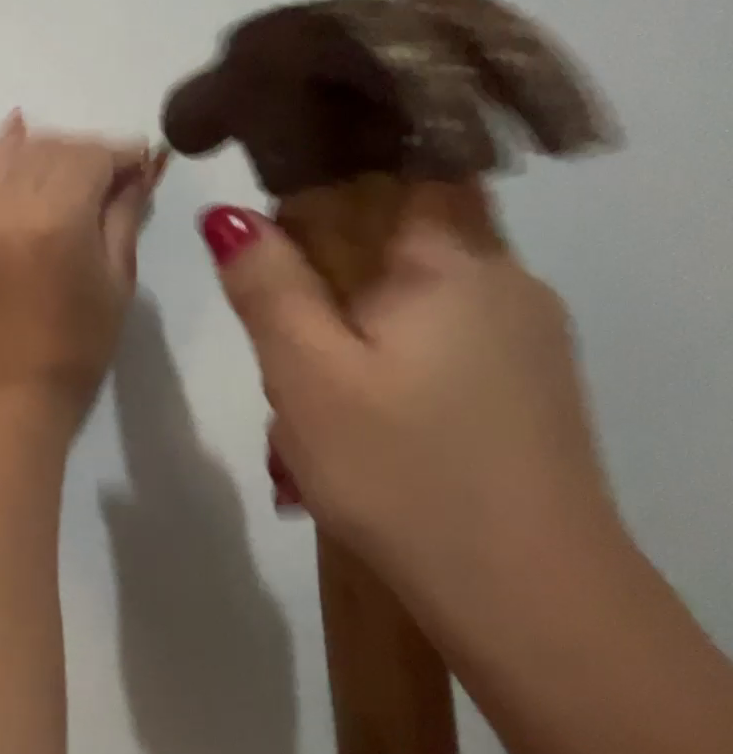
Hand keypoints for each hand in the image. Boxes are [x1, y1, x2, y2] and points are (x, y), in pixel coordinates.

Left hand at [0, 111, 163, 419]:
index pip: (90, 157)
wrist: (9, 398)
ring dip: (47, 152)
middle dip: (87, 153)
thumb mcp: (116, 282)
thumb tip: (137, 172)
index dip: (122, 154)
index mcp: (56, 219)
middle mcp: (10, 210)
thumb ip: (122, 218)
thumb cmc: (76, 351)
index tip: (145, 164)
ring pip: (13, 161)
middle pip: (51, 151)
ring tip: (74, 169)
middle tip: (115, 176)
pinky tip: (15, 133)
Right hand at [201, 190, 618, 597]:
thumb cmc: (398, 466)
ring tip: (307, 416)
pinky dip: (382, 374)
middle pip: (399, 245)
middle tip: (280, 353)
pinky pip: (436, 352)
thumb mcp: (307, 375)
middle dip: (326, 285)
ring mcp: (524, 340)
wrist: (517, 583)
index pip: (404, 171)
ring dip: (347, 341)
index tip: (276, 222)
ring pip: (411, 307)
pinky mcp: (522, 390)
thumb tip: (229, 216)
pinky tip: (356, 436)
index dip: (337, 178)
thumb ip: (268, 289)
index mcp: (456, 262)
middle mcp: (506, 283)